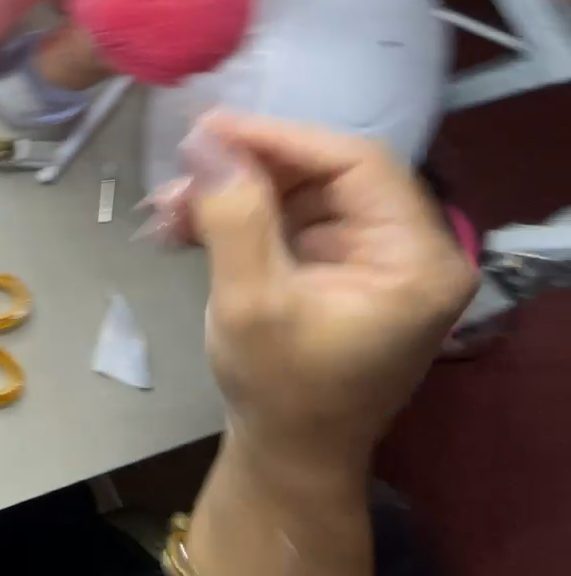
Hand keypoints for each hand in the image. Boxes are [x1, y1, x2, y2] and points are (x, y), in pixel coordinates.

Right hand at [173, 112, 476, 476]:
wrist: (286, 447)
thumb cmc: (280, 384)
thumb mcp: (250, 302)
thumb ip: (234, 220)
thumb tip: (205, 147)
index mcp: (411, 256)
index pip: (356, 165)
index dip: (279, 138)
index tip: (206, 129)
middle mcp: (397, 248)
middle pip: (319, 177)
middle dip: (240, 173)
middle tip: (173, 177)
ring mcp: (360, 259)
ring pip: (289, 197)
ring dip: (224, 197)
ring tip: (164, 211)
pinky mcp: (323, 270)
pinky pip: (274, 224)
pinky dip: (226, 220)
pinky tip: (178, 228)